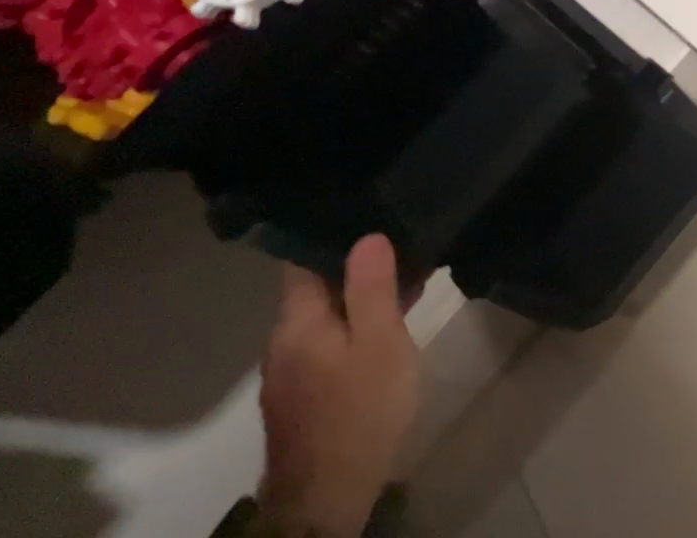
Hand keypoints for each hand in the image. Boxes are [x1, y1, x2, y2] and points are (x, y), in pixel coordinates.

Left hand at [258, 235, 419, 537]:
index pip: (302, 259)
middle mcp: (284, 338)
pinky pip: (332, 337)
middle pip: (316, 286)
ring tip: (412, 272)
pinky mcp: (307, 389)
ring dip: (362, 292)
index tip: (369, 208)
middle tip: (406, 237)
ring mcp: (293, 366)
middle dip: (357, 262)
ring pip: (327, 313)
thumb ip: (371, 289)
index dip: (332, 231)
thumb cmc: (361, 406)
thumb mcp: (380, 341)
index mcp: (296, 320)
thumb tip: (368, 236)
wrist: (331, 488)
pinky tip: (393, 320)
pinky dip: (359, 320)